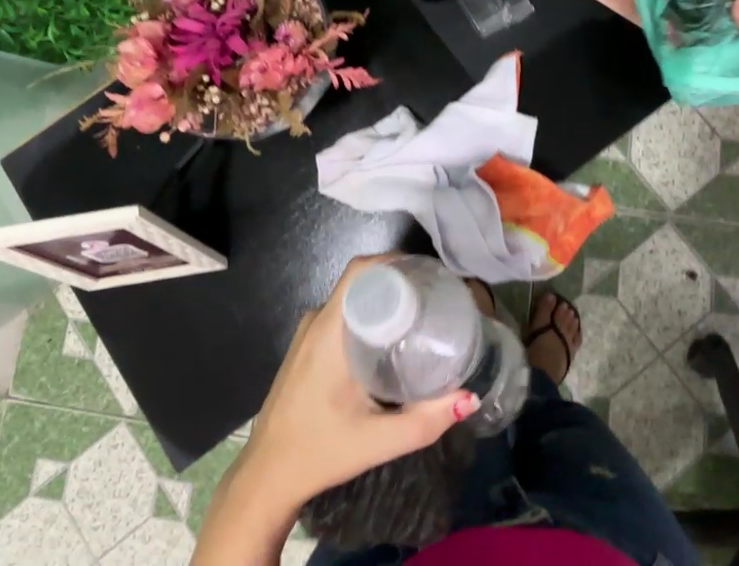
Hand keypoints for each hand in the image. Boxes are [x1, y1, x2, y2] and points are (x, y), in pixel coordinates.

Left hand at [234, 255, 475, 510]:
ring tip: (423, 317)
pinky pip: (343, 317)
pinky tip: (395, 341)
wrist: (268, 476)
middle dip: (400, 284)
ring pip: (352, 301)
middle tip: (437, 299)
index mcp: (328, 330)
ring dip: (385, 302)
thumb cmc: (319, 451)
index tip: (430, 276)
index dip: (395, 263)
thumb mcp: (378, 440)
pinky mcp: (307, 348)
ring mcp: (308, 334)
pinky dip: (370, 318)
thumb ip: (426, 420)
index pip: (360, 271)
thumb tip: (470, 398)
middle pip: (361, 283)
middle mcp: (316, 322)